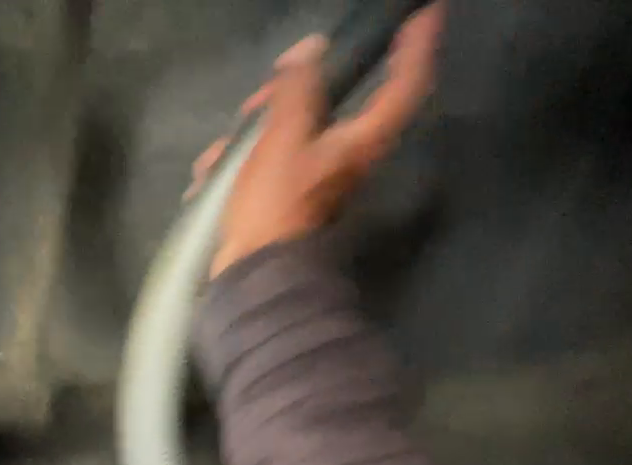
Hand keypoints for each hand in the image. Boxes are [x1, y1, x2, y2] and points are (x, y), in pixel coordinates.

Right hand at [200, 6, 442, 276]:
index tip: (421, 16)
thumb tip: (310, 50)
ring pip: (285, 136)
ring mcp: (312, 180)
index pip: (404, 84)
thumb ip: (298, 89)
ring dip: (249, 138)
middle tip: (258, 99)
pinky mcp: (282, 201)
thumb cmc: (275, 205)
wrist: (253, 271)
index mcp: (360, 140)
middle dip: (286, 97)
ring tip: (221, 153)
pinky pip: (262, 167)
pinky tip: (210, 177)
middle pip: (325, 107)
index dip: (416, 48)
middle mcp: (344, 157)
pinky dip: (237, 168)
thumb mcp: (283, 138)